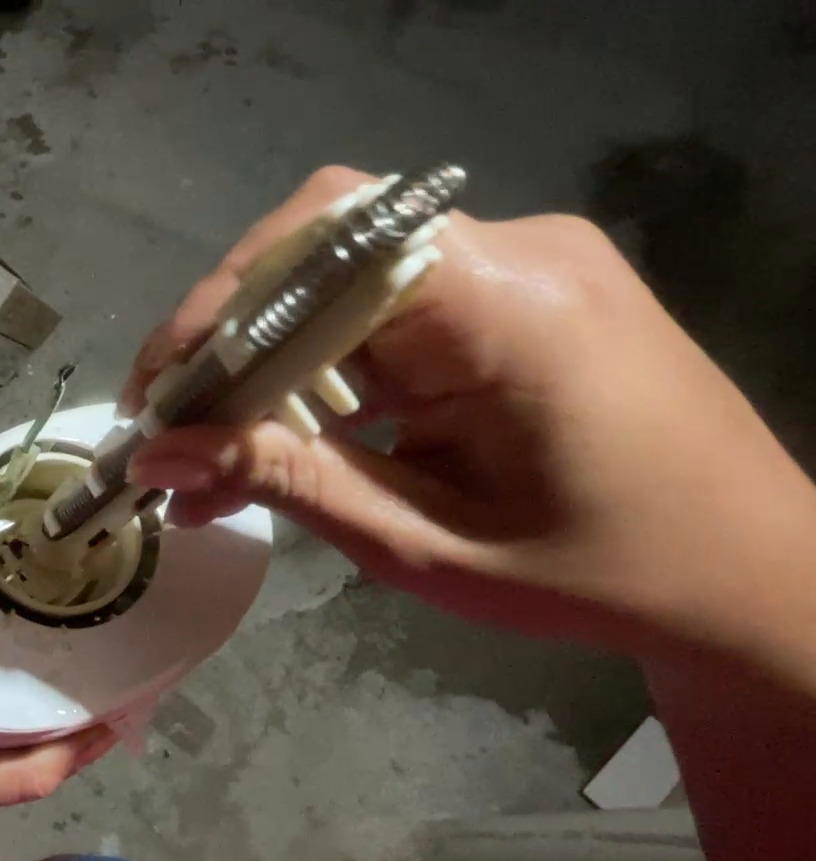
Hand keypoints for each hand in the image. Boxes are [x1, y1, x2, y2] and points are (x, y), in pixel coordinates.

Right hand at [124, 166, 815, 663]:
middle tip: (164, 430)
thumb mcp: (413, 540)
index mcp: (508, 305)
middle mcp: (509, 258)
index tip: (159, 390)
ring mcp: (506, 274)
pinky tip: (264, 442)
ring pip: (327, 292)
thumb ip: (281, 480)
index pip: (325, 242)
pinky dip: (301, 379)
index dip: (220, 302)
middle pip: (313, 257)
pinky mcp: (495, 304)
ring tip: (198, 459)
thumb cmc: (592, 572)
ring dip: (251, 371)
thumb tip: (155, 457)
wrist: (742, 580)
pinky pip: (365, 320)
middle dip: (219, 345)